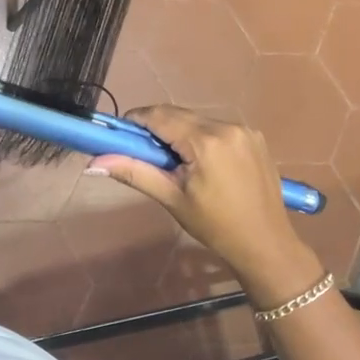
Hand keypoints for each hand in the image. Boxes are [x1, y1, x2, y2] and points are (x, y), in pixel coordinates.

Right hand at [87, 106, 320, 302]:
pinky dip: (200, 136)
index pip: (159, 115)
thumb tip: (92, 164)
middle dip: (156, 128)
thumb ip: (134, 173)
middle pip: (178, 114)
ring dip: (178, 132)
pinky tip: (199, 162)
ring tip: (173, 162)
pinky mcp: (255, 137)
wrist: (267, 245)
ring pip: (196, 119)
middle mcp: (227, 126)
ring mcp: (245, 130)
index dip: (136, 121)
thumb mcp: (172, 199)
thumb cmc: (215, 226)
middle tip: (143, 153)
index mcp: (206, 142)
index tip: (121, 136)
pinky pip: (216, 127)